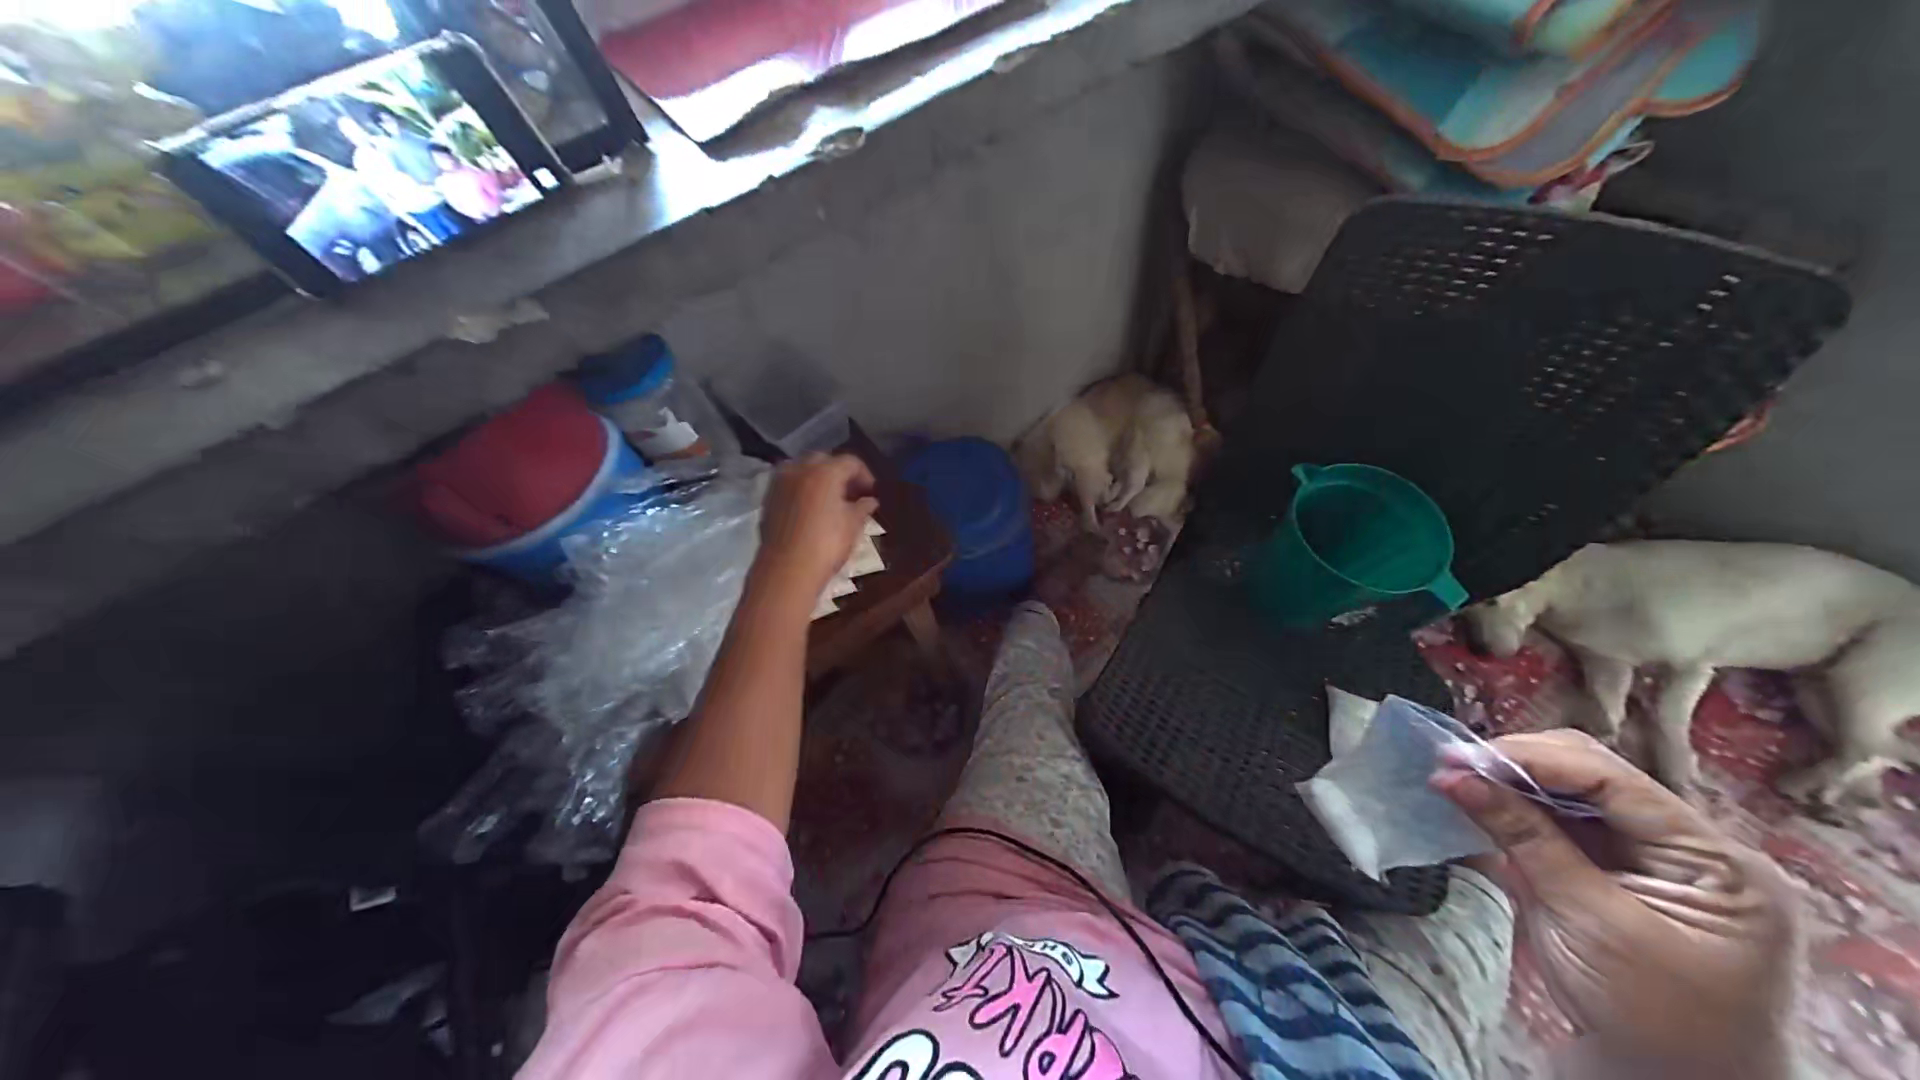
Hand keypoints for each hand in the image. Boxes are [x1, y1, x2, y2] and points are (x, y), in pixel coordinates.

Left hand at [751, 453, 877, 604]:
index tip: (871, 492)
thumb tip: (870, 501)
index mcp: (825, 471)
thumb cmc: (826, 545)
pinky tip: (812, 508)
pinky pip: (790, 484)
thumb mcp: (853, 526)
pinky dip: (803, 488)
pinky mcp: (768, 498)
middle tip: (852, 493)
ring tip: (831, 500)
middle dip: (840, 473)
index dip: (865, 475)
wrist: (785, 571)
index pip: (850, 462)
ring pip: (804, 469)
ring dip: (819, 478)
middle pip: (825, 461)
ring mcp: (780, 482)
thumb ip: (863, 508)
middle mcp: (800, 469)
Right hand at [1431, 730, 1796, 1074]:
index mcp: (1717, 861)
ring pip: (1576, 792)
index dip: (1532, 758)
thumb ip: (1523, 837)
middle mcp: (1695, 847)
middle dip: (1519, 763)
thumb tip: (1453, 774)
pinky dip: (1522, 808)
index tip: (1460, 756)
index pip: (1613, 779)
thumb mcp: (1583, 919)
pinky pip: (1569, 821)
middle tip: (1451, 763)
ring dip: (1514, 782)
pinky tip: (1484, 800)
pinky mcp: (1624, 870)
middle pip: (1595, 775)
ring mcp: (1660, 858)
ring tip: (1456, 776)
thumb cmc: (1648, 1013)